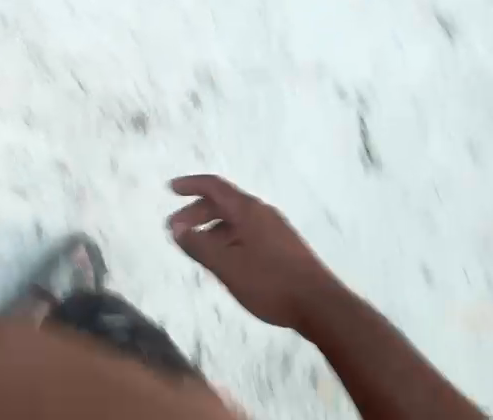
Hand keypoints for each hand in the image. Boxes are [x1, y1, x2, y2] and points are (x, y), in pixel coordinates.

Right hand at [167, 174, 342, 333]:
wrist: (322, 307)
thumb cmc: (270, 282)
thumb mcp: (226, 266)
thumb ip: (199, 245)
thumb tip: (177, 229)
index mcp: (247, 210)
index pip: (214, 186)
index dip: (190, 185)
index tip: (170, 189)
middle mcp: (262, 213)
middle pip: (223, 203)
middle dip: (196, 213)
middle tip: (177, 230)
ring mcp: (275, 230)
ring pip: (236, 221)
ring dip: (212, 229)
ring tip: (198, 249)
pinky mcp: (284, 248)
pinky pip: (247, 233)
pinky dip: (228, 239)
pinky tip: (225, 262)